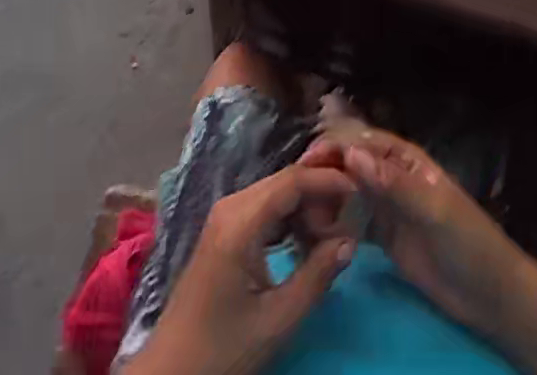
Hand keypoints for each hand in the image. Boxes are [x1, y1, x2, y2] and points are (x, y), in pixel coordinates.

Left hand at [126, 165, 358, 374]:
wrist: (175, 366)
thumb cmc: (226, 345)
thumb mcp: (280, 317)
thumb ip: (317, 275)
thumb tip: (350, 240)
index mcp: (239, 222)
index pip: (290, 181)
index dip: (327, 180)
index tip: (360, 191)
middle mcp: (230, 207)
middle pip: (283, 182)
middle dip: (320, 194)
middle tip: (350, 221)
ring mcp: (225, 217)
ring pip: (275, 194)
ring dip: (306, 207)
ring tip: (333, 234)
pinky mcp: (225, 231)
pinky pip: (264, 209)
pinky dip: (289, 218)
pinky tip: (308, 241)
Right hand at [300, 126, 524, 340]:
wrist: (492, 297)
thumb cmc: (469, 243)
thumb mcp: (434, 211)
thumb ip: (393, 184)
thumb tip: (351, 154)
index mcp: (404, 160)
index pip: (361, 141)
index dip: (332, 147)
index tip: (305, 163)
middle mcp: (389, 176)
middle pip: (348, 163)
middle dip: (322, 170)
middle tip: (297, 190)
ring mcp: (384, 205)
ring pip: (344, 189)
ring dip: (324, 195)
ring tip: (303, 212)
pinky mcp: (381, 234)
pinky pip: (349, 219)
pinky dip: (332, 221)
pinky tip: (315, 232)